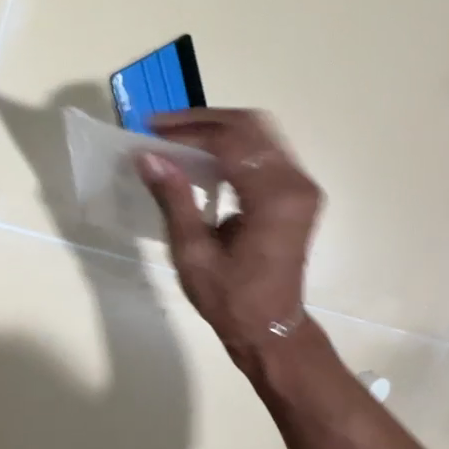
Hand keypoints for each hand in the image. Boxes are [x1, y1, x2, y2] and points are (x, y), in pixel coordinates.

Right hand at [134, 108, 322, 365]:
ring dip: (218, 130)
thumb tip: (148, 157)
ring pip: (260, 135)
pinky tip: (202, 157)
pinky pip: (265, 153)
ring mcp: (301, 187)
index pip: (231, 141)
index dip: (189, 130)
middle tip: (161, 127)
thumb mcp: (192, 252)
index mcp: (273, 198)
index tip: (151, 131)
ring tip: (176, 138)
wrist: (270, 328)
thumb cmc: (230, 298)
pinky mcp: (296, 194)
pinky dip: (232, 147)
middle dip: (204, 121)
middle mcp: (295, 183)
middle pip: (252, 126)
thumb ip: (174, 199)